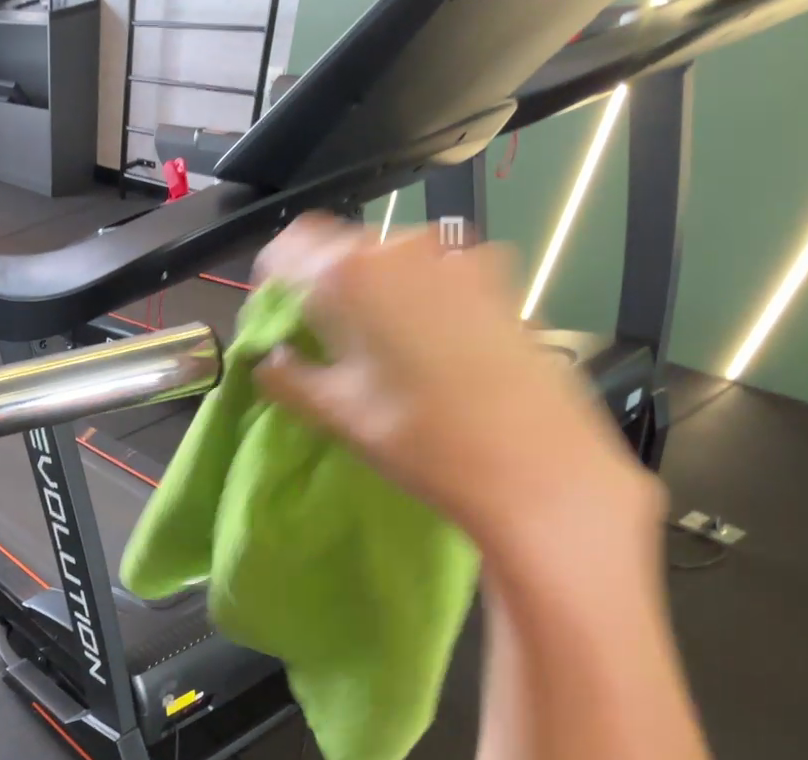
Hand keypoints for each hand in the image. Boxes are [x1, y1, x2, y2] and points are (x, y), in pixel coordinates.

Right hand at [252, 214, 660, 546]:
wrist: (537, 463)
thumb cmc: (420, 439)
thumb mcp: (334, 412)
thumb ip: (287, 375)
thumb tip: (270, 358)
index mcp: (350, 276)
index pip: (287, 249)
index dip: (273, 286)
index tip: (275, 326)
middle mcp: (403, 250)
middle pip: (340, 252)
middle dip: (322, 292)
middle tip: (320, 346)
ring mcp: (458, 259)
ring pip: (387, 264)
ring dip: (368, 297)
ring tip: (374, 353)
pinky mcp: (497, 279)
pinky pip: (431, 276)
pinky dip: (412, 301)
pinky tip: (422, 350)